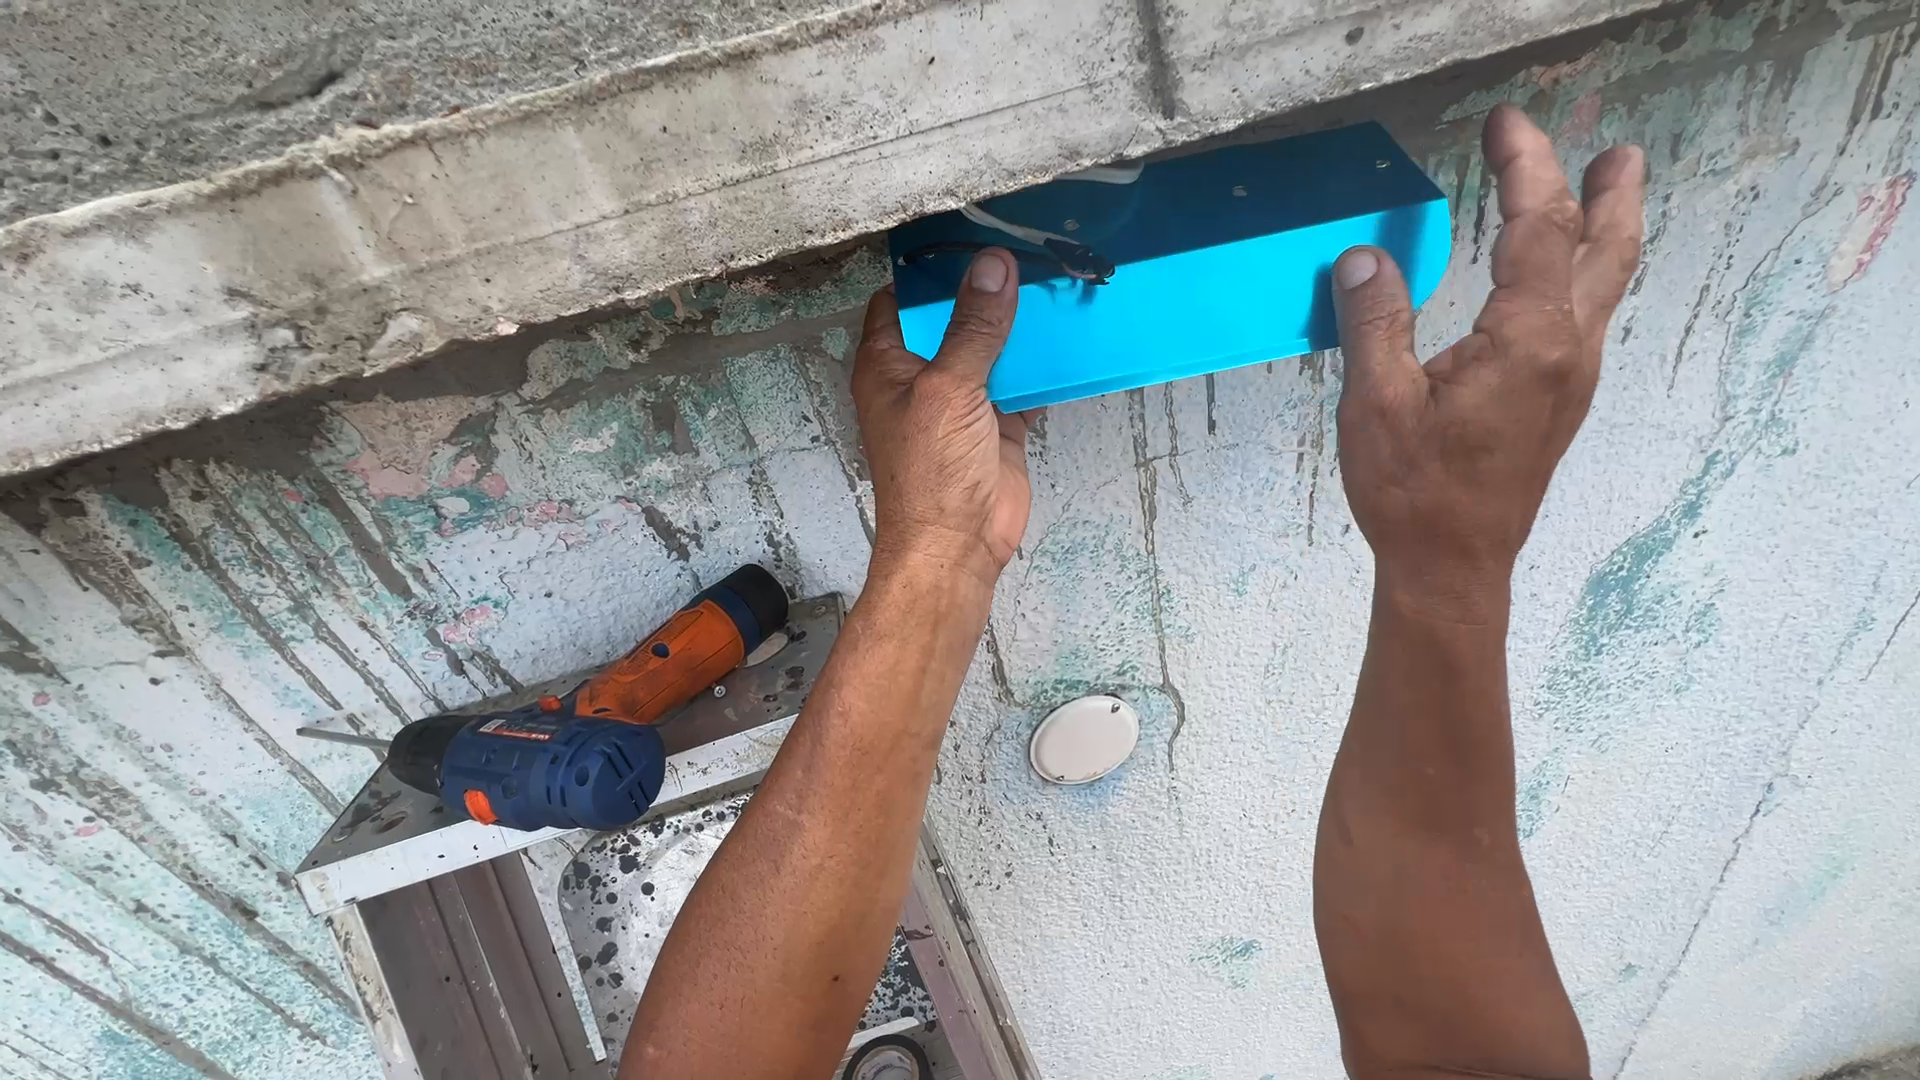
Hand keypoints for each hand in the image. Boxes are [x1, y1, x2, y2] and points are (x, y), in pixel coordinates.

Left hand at [853, 248, 1034, 588]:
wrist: (958, 544)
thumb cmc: (932, 469)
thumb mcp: (948, 388)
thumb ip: (973, 327)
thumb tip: (993, 265)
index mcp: (888, 364)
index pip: (901, 301)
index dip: (930, 272)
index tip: (971, 238)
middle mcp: (922, 378)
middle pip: (953, 322)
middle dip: (985, 293)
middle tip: (1027, 250)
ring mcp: (962, 402)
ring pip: (991, 351)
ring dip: (1018, 328)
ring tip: (1054, 281)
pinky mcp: (997, 425)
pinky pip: (1020, 385)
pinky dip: (1041, 367)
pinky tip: (1070, 338)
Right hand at [1333, 104, 1645, 617]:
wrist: (1450, 563)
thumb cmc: (1410, 488)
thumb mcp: (1374, 402)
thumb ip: (1374, 322)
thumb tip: (1363, 257)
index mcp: (1525, 341)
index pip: (1537, 229)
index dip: (1525, 168)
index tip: (1506, 124)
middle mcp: (1566, 351)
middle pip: (1604, 250)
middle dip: (1607, 192)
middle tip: (1614, 150)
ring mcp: (1569, 380)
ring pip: (1604, 286)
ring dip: (1607, 232)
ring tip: (1608, 194)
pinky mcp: (1556, 405)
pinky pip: (1583, 320)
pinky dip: (1582, 277)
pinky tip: (1557, 284)